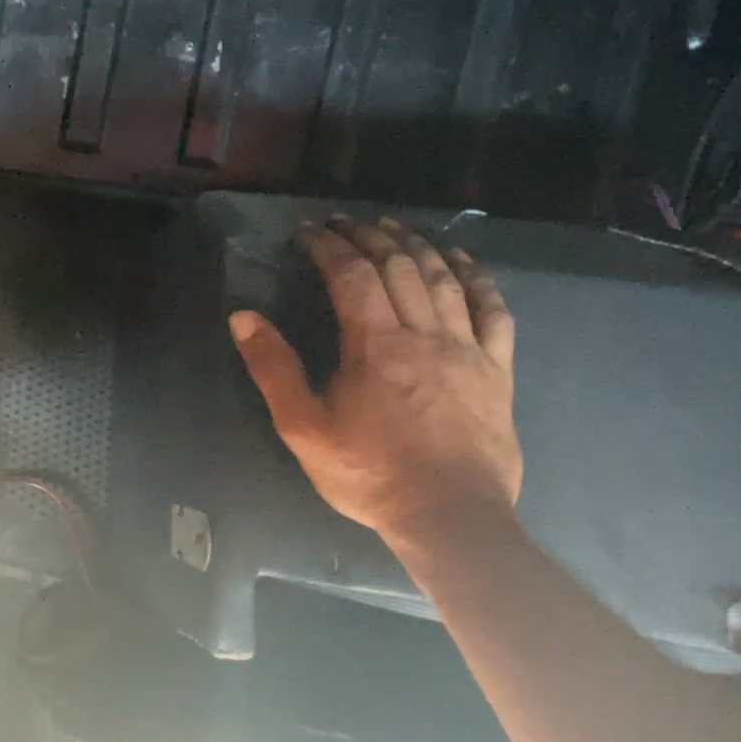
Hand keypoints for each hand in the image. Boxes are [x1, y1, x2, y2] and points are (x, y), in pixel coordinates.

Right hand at [227, 216, 520, 546]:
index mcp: (375, 344)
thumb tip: (243, 316)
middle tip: (343, 223)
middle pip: (399, 266)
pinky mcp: (497, 371)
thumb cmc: (367, 472)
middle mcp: (425, 335)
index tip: (305, 232)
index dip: (326, 245)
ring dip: (416, 247)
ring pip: (444, 280)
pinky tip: (462, 263)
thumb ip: (273, 367)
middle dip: (368, 237)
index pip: (350, 274)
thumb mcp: (302, 425)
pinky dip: (477, 279)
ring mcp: (468, 350)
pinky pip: (494, 312)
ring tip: (394, 229)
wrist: (450, 517)